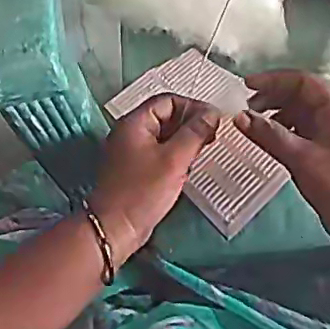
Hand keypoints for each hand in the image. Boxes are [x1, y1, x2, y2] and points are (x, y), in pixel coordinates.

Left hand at [90, 94, 220, 260]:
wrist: (114, 228)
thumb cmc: (142, 190)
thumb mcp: (173, 160)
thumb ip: (194, 133)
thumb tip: (211, 114)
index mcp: (134, 122)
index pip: (167, 100)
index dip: (193, 106)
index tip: (214, 119)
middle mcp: (130, 132)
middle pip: (165, 116)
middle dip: (190, 123)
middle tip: (213, 135)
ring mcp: (131, 151)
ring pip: (163, 135)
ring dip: (184, 140)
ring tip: (204, 150)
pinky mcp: (135, 169)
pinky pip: (159, 152)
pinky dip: (175, 154)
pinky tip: (189, 166)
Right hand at [234, 70, 329, 233]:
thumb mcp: (301, 159)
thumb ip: (269, 135)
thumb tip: (240, 117)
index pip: (303, 82)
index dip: (273, 80)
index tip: (246, 86)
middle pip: (302, 97)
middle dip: (273, 98)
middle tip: (247, 108)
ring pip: (302, 115)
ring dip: (277, 115)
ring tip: (255, 126)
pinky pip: (305, 132)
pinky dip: (285, 132)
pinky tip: (272, 142)